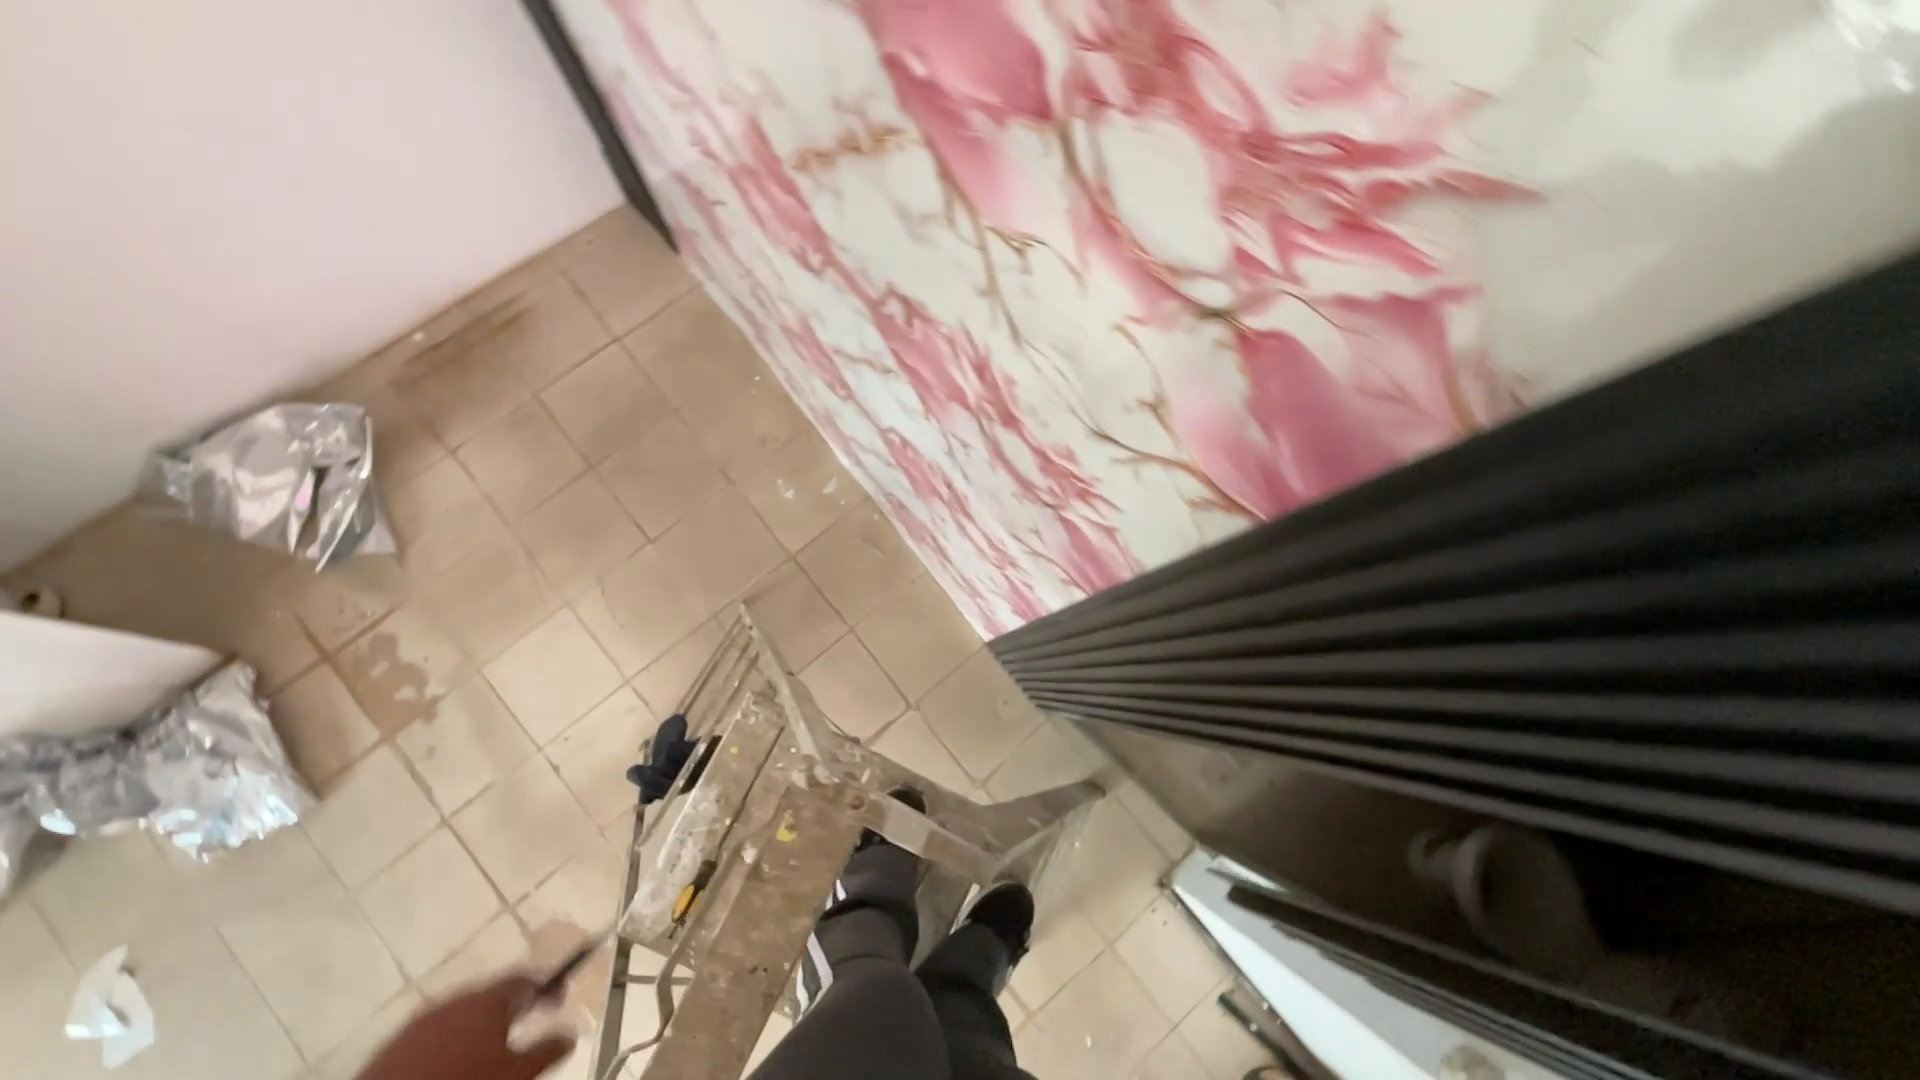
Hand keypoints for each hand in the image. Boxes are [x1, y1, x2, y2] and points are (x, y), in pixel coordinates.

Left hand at [355, 973, 575, 1079]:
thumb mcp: (515, 1075)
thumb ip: (546, 1051)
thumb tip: (571, 1034)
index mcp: (488, 1001)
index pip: (526, 979)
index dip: (546, 986)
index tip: (558, 1000)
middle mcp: (455, 1000)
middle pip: (491, 994)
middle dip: (510, 1006)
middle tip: (525, 1022)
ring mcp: (420, 1022)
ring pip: (460, 1013)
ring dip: (479, 1024)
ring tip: (487, 1049)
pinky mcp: (393, 1046)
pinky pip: (433, 1033)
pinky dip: (450, 1040)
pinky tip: (450, 1064)